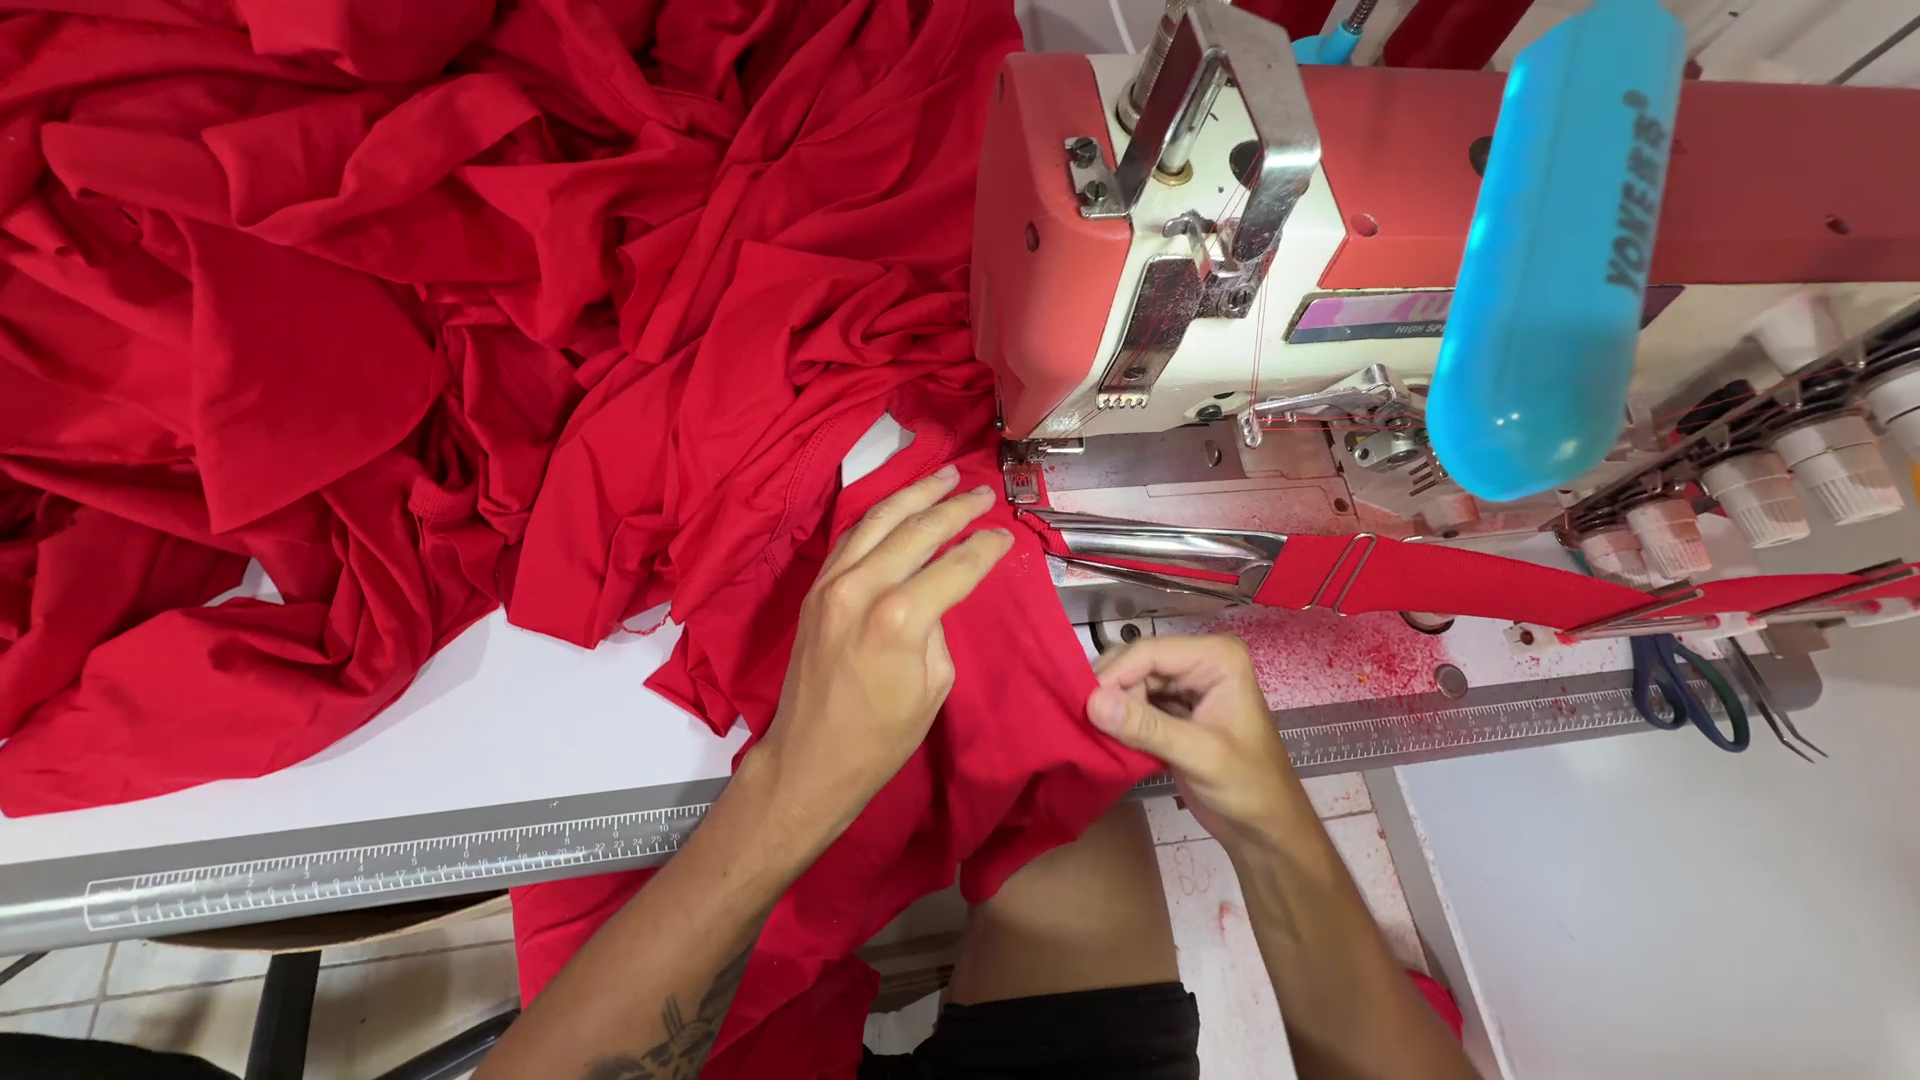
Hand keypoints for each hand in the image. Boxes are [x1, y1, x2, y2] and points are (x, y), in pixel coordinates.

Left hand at [755, 464, 1013, 838]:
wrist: (811, 758)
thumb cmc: (882, 736)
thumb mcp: (935, 685)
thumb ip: (939, 626)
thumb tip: (936, 592)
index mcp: (900, 618)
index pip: (955, 565)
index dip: (985, 547)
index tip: (1006, 535)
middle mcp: (861, 587)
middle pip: (916, 529)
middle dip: (954, 506)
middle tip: (982, 491)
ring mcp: (831, 584)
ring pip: (877, 521)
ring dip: (913, 495)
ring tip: (943, 476)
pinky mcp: (815, 590)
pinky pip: (850, 538)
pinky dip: (878, 517)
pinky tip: (898, 508)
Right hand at [1086, 635, 1308, 852]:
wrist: (1264, 829)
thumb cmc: (1248, 787)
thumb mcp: (1200, 755)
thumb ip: (1147, 727)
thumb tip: (1093, 703)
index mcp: (1217, 658)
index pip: (1150, 651)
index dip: (1114, 674)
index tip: (1084, 706)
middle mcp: (1199, 662)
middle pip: (1136, 662)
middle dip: (1110, 689)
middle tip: (1083, 720)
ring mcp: (1185, 685)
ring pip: (1130, 682)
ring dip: (1111, 705)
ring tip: (1092, 730)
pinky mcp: (1173, 709)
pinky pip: (1134, 702)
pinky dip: (1119, 718)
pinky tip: (1105, 735)